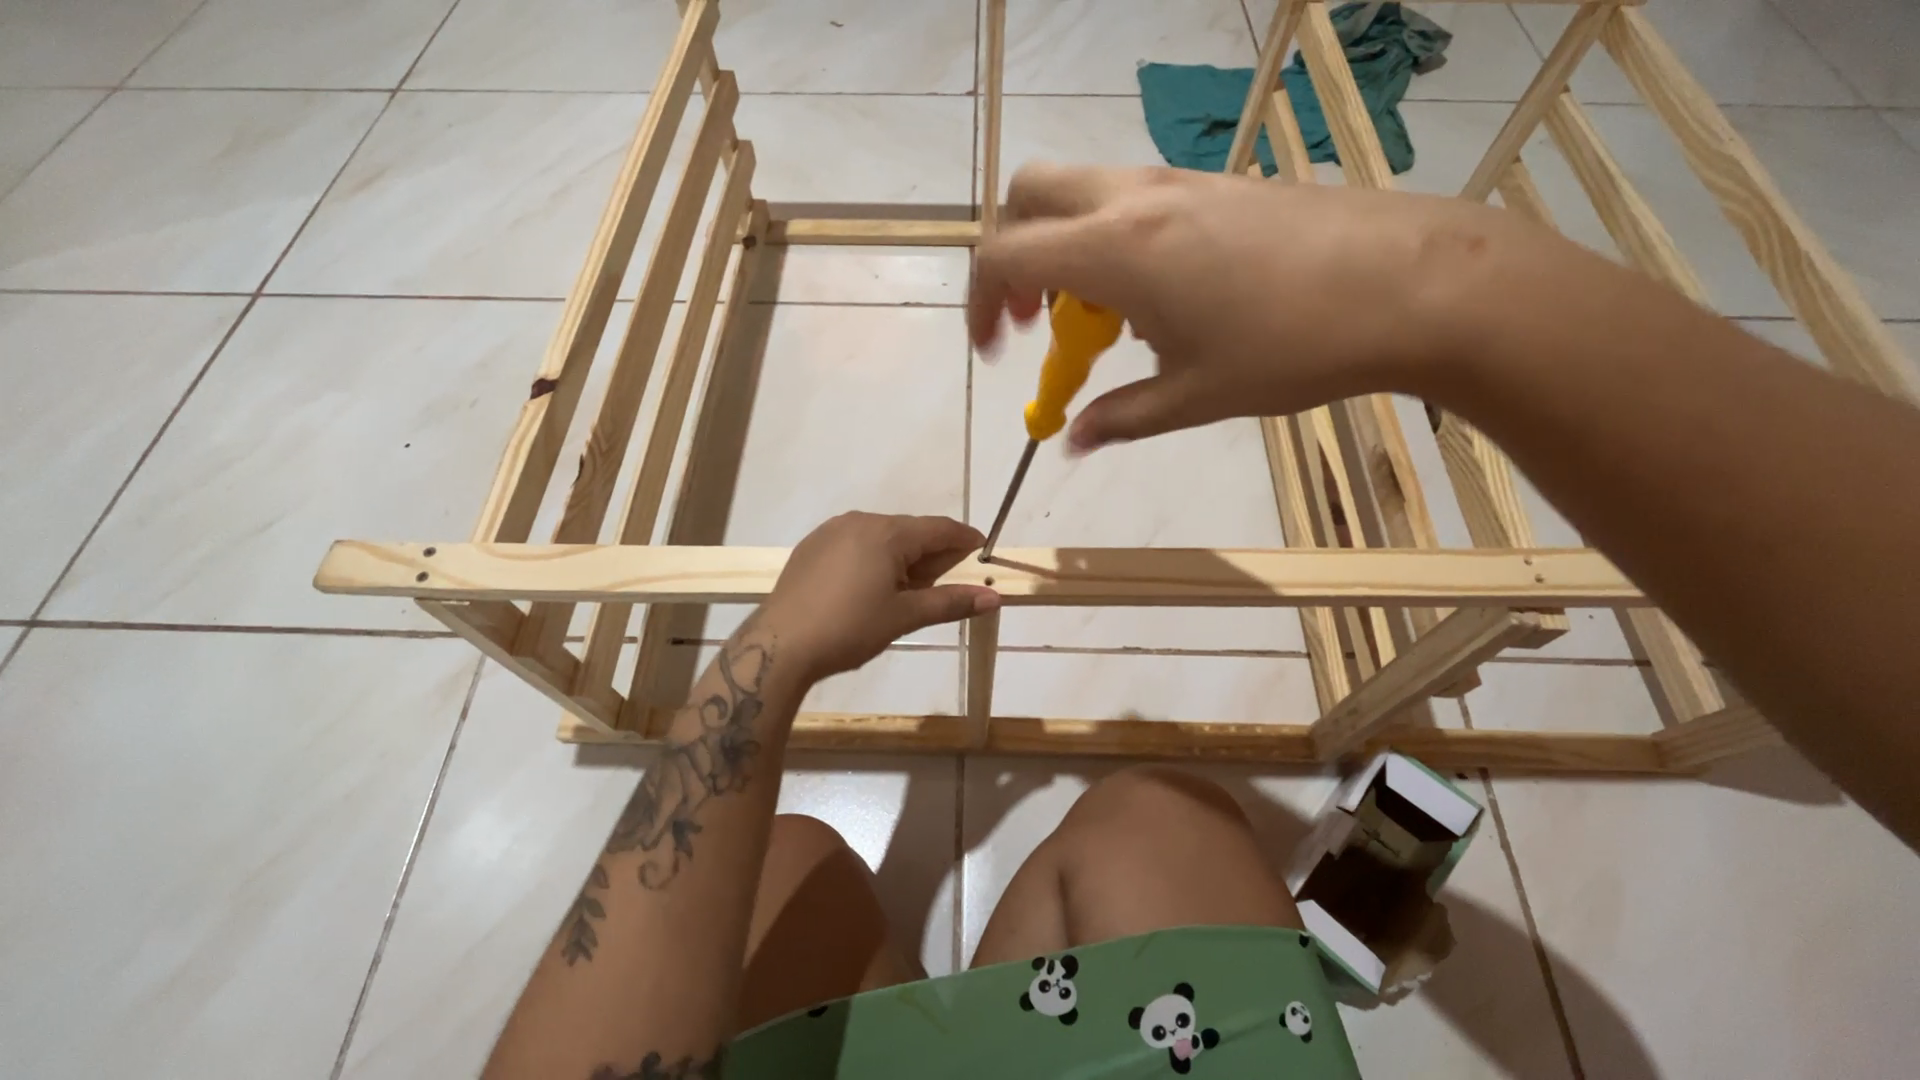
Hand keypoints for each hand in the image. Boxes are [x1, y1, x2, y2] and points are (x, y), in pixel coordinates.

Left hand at [757, 513, 999, 681]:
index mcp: (886, 533)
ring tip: (906, 593)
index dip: (965, 540)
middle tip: (944, 586)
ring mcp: (831, 531)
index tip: (983, 554)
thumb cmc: (849, 629)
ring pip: (881, 537)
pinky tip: (870, 589)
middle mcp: (859, 521)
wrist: (780, 646)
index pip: (939, 528)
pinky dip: (874, 559)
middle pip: (910, 531)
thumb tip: (994, 598)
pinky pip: (855, 543)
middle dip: (932, 554)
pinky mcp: (811, 547)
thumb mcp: (904, 617)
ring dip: (902, 558)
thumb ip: (951, 602)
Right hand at [968, 162, 1518, 450]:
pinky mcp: (1211, 183)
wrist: (1409, 281)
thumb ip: (1119, 417)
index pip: (1005, 254)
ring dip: (1063, 246)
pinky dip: (1109, 238)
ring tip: (1096, 317)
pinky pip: (1129, 197)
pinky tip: (1154, 296)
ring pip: (1080, 191)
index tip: (994, 352)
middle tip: (1031, 318)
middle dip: (1011, 255)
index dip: (980, 304)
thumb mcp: (1194, 395)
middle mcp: (1132, 198)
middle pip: (1029, 194)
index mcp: (1115, 250)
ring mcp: (1175, 181)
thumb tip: (1072, 443)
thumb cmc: (1292, 346)